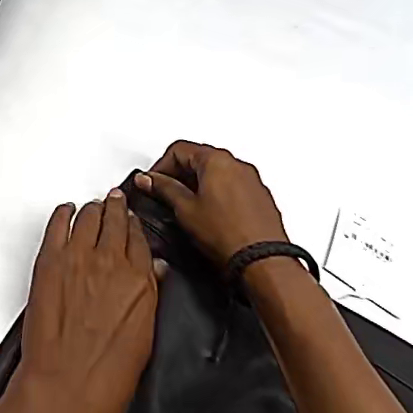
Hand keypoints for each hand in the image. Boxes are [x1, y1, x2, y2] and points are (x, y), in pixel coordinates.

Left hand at [10, 191, 159, 412]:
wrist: (66, 388)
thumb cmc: (106, 375)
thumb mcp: (144, 335)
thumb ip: (149, 295)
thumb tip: (154, 273)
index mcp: (138, 279)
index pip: (139, 237)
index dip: (135, 226)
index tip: (133, 220)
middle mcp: (109, 260)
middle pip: (115, 218)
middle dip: (116, 208)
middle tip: (115, 201)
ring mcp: (77, 255)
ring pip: (89, 215)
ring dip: (93, 209)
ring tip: (94, 207)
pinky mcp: (50, 257)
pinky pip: (58, 221)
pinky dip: (64, 212)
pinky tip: (67, 211)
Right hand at [133, 140, 289, 268]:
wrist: (264, 263)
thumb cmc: (230, 236)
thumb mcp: (185, 209)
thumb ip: (163, 188)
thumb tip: (148, 179)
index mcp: (216, 159)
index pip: (178, 149)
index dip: (160, 166)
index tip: (152, 182)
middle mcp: (237, 164)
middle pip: (198, 158)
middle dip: (179, 174)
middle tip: (166, 193)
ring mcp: (251, 181)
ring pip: (217, 173)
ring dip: (199, 185)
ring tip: (189, 208)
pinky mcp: (260, 198)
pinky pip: (233, 187)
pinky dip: (218, 195)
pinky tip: (211, 217)